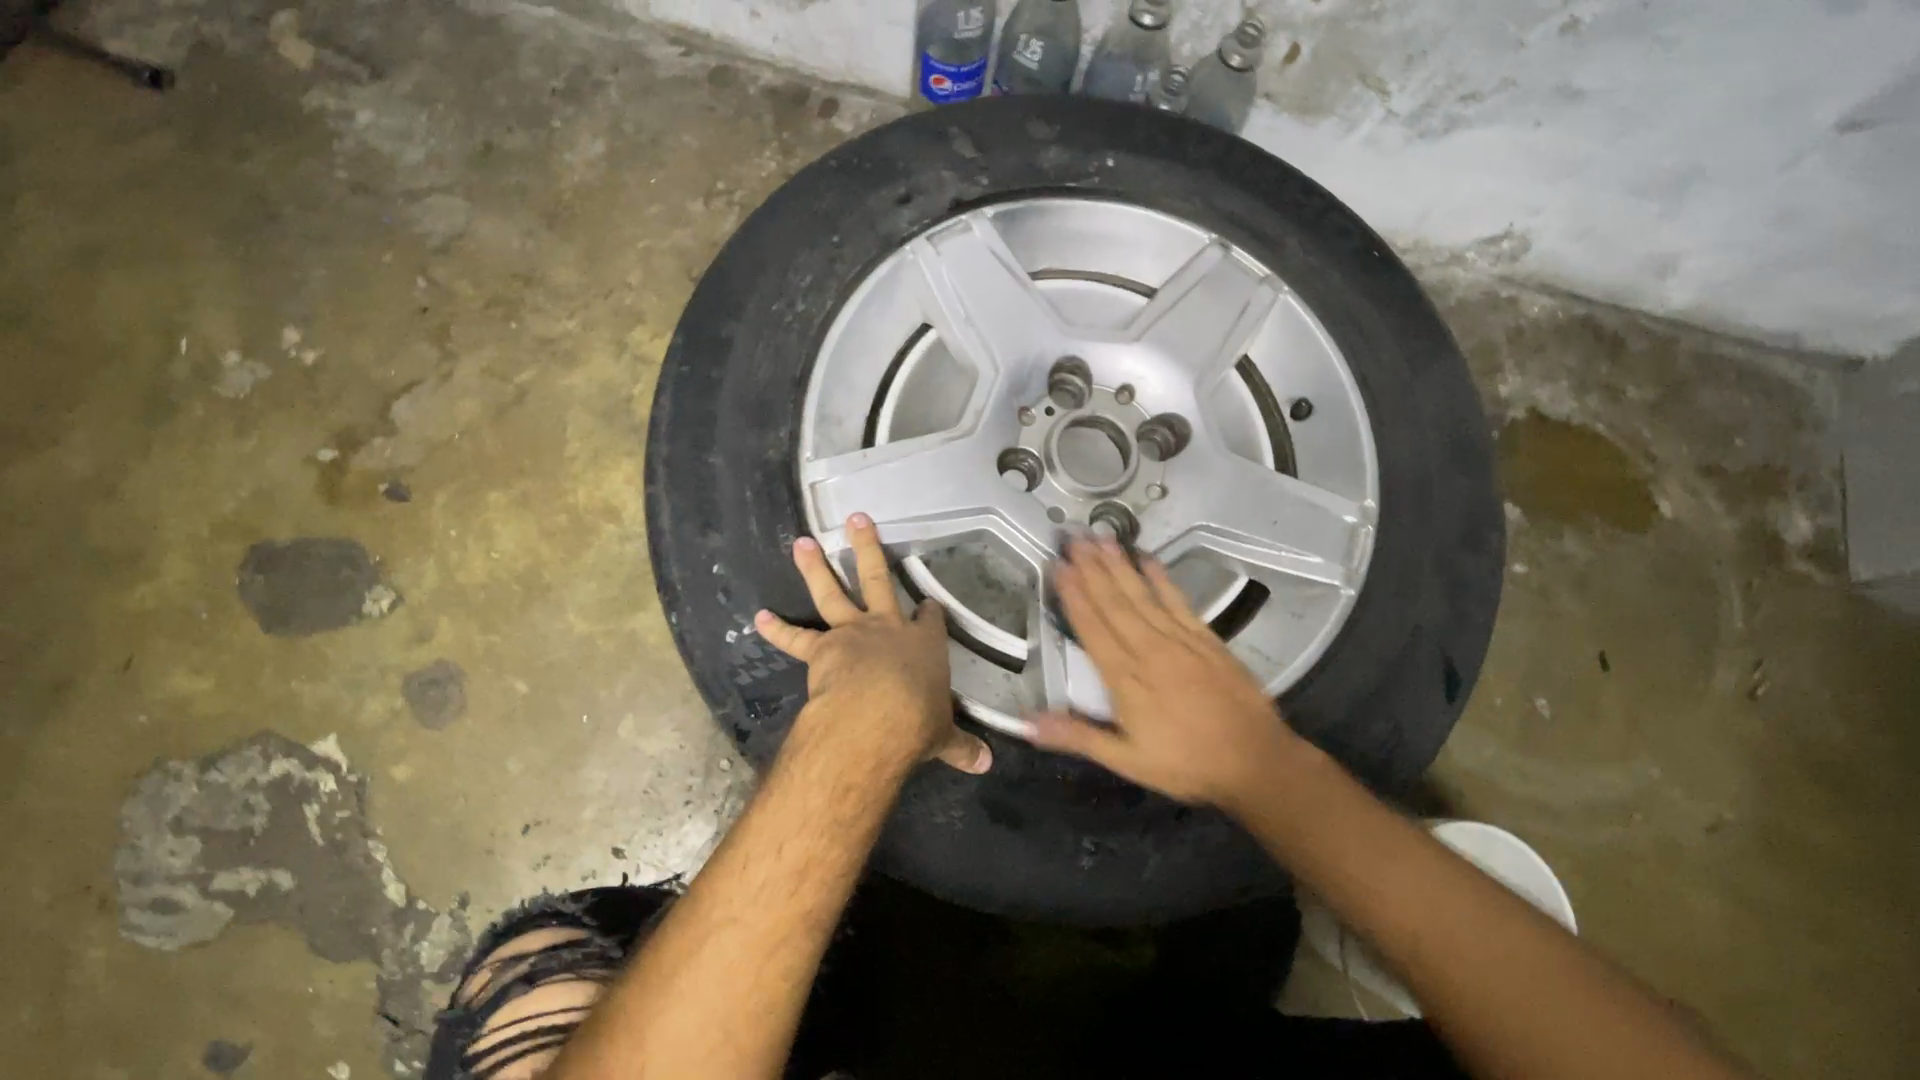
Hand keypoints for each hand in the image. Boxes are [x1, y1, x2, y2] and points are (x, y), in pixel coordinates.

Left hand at [755, 513, 990, 774]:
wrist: (875, 716)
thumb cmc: (918, 722)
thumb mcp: (944, 737)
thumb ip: (962, 747)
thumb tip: (985, 765)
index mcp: (924, 645)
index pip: (930, 620)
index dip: (930, 611)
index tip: (930, 603)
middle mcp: (888, 628)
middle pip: (879, 579)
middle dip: (868, 547)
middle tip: (857, 518)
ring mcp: (852, 633)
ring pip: (832, 593)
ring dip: (815, 567)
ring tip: (801, 542)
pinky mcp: (821, 650)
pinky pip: (795, 638)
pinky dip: (777, 629)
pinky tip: (759, 617)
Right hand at [1027, 539, 1302, 807]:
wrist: (1254, 760)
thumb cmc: (1186, 764)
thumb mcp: (1126, 760)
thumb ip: (1077, 736)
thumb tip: (1026, 723)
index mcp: (1125, 678)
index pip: (1091, 626)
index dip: (1072, 594)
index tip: (1057, 565)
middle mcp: (1149, 649)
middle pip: (1114, 601)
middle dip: (1091, 567)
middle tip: (1073, 536)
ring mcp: (1180, 640)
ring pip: (1141, 594)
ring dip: (1119, 565)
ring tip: (1101, 537)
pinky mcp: (1206, 638)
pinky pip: (1177, 600)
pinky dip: (1160, 578)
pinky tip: (1147, 559)